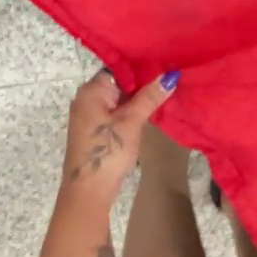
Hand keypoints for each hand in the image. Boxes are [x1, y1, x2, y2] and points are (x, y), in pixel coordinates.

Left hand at [59, 70, 178, 205]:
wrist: (89, 189)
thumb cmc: (108, 151)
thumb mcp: (131, 122)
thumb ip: (149, 97)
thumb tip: (171, 76)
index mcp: (91, 91)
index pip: (118, 69)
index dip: (140, 68)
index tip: (164, 67)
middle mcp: (85, 99)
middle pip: (117, 84)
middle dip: (141, 85)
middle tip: (169, 81)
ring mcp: (88, 117)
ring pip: (117, 101)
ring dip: (136, 101)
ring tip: (164, 94)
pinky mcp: (94, 132)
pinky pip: (113, 115)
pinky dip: (129, 113)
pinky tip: (147, 114)